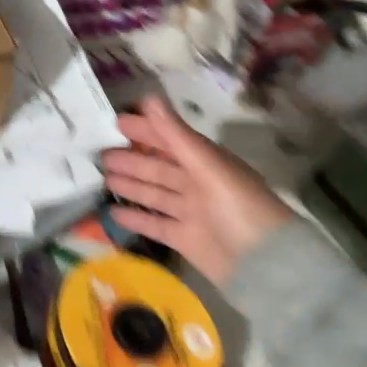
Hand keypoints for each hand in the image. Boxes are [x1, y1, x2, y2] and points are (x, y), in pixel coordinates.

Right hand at [101, 96, 294, 286]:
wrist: (266, 267)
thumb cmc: (240, 210)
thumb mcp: (209, 169)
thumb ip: (177, 136)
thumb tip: (149, 98)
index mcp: (208, 164)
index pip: (171, 140)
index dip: (146, 131)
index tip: (115, 123)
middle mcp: (199, 185)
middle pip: (159, 168)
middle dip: (132, 160)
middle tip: (100, 155)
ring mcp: (192, 213)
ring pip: (155, 194)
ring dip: (131, 185)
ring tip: (104, 179)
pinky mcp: (186, 239)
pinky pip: (156, 224)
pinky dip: (137, 218)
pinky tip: (113, 213)